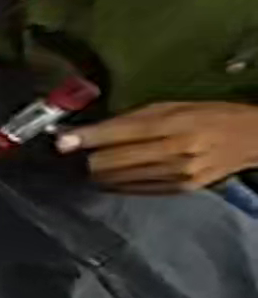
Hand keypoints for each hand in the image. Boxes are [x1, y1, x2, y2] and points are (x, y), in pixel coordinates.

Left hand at [55, 101, 257, 191]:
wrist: (256, 138)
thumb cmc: (205, 117)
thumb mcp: (167, 109)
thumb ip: (120, 122)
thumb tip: (71, 136)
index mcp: (175, 125)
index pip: (116, 135)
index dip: (82, 139)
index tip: (60, 142)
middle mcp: (177, 151)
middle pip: (104, 162)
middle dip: (86, 157)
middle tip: (84, 152)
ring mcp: (177, 173)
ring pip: (108, 178)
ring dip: (96, 171)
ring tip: (102, 161)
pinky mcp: (177, 188)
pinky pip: (124, 188)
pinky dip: (112, 181)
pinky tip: (119, 171)